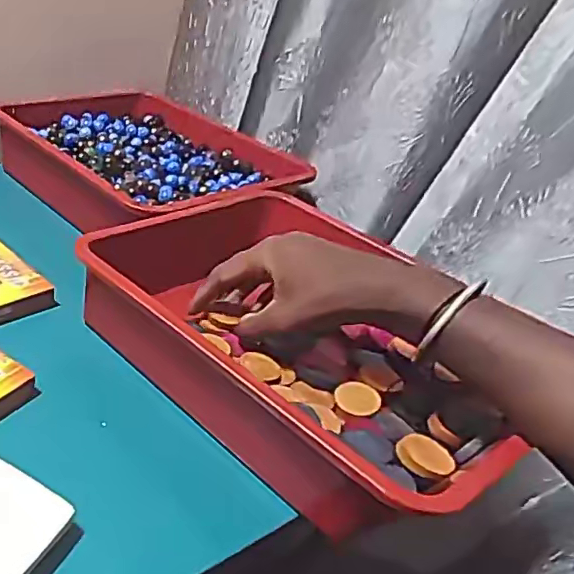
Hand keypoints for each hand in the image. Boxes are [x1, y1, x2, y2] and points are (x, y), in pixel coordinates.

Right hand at [188, 232, 459, 340]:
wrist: (382, 290)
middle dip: (224, 291)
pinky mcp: (316, 256)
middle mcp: (280, 243)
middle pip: (242, 268)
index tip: (191, 312)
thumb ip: (251, 326)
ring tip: (236, 312)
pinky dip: (266, 290)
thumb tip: (236, 331)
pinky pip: (279, 272)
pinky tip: (267, 307)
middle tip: (210, 310)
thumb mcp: (283, 319)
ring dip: (246, 292)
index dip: (205, 295)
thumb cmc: (327, 300)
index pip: (224, 273)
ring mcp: (301, 247)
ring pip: (262, 270)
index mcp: (266, 253)